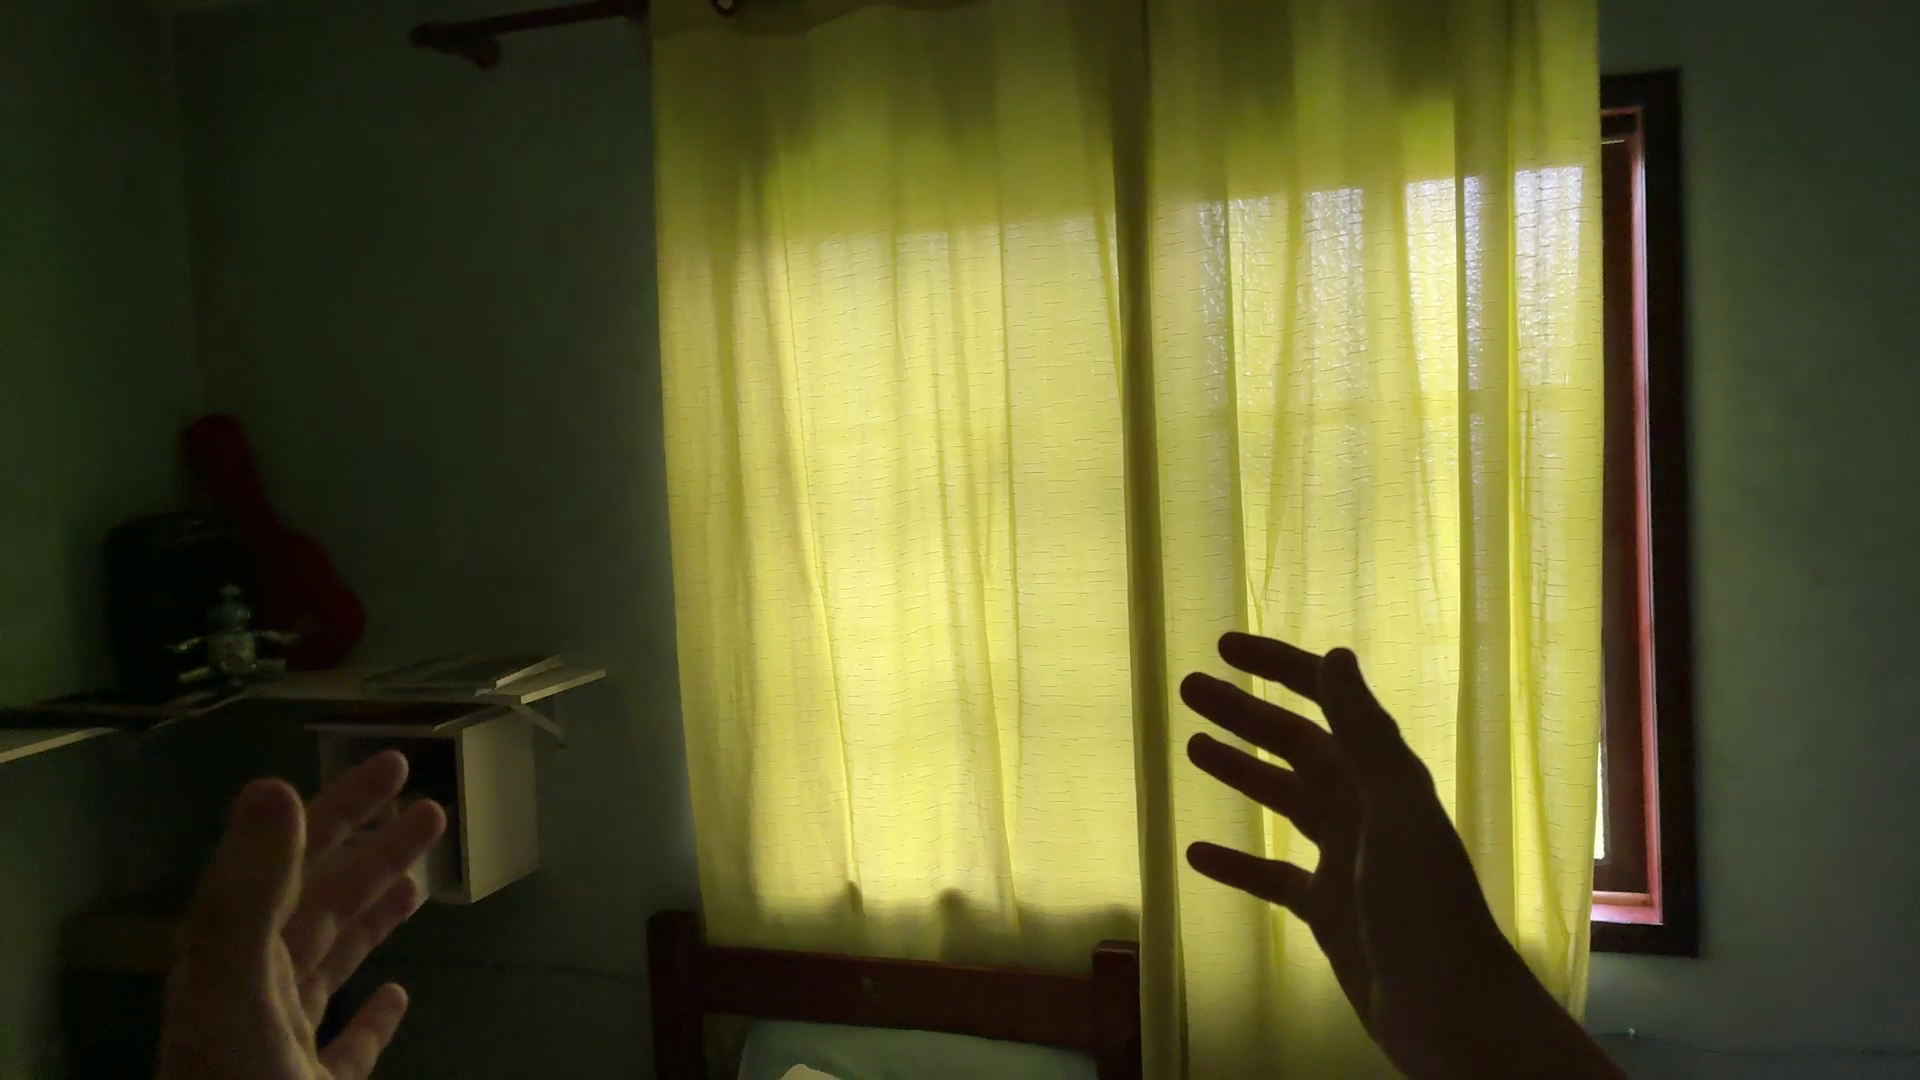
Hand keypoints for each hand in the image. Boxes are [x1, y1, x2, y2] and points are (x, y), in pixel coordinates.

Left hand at [158, 752, 447, 1079]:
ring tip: (425, 880)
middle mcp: (254, 1002)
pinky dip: (372, 1016)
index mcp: (236, 970)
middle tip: (433, 807)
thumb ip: (249, 896)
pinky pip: (342, 1048)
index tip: (390, 767)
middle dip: (375, 851)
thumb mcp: (239, 995)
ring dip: (378, 914)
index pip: (286, 869)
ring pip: (333, 964)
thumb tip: (270, 790)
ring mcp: (280, 1054)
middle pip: (320, 908)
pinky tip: (398, 996)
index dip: (334, 813)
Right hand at [1182, 634, 1619, 1078]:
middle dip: (1242, 714)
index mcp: (1380, 777)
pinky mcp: (1327, 908)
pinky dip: (1236, 863)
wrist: (1455, 1021)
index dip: (1278, 668)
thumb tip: (1335, 654)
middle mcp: (1361, 808)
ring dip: (1237, 771)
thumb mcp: (1394, 810)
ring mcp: (1342, 859)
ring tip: (1191, 746)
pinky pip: (1271, 875)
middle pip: (1291, 746)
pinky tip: (1197, 855)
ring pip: (1280, 800)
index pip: (1324, 702)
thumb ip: (1364, 733)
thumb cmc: (1423, 907)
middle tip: (1190, 689)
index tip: (1226, 648)